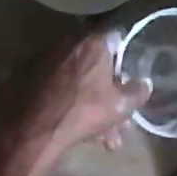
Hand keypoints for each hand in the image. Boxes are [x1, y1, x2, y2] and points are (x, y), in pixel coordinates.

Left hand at [0, 32, 149, 175]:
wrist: (33, 129)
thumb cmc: (83, 111)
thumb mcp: (120, 106)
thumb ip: (137, 91)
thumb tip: (146, 82)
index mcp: (93, 42)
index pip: (116, 37)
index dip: (125, 57)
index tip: (128, 77)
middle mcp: (69, 42)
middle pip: (96, 63)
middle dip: (109, 91)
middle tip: (117, 119)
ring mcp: (47, 58)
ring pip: (78, 79)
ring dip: (92, 104)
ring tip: (102, 137)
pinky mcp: (30, 75)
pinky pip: (59, 85)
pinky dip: (70, 101)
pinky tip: (76, 129)